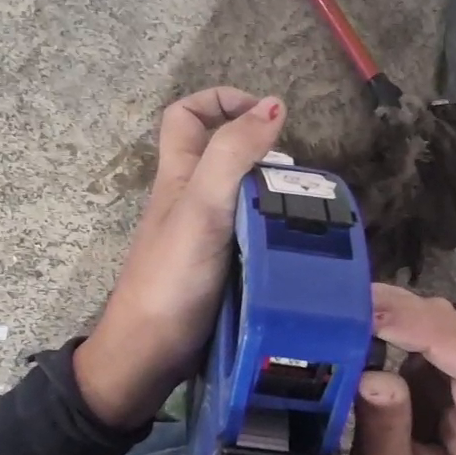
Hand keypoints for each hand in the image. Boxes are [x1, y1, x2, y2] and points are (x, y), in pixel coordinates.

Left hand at [74, 88, 285, 427]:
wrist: (150, 353)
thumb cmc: (171, 276)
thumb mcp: (202, 205)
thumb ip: (232, 155)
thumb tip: (272, 105)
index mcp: (177, 175)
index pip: (185, 115)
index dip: (219, 101)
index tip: (264, 117)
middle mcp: (189, 199)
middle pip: (221, 153)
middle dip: (261, 152)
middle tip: (295, 178)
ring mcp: (204, 235)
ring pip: (240, 196)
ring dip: (274, 195)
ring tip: (306, 214)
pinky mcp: (219, 268)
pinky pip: (251, 235)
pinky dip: (274, 232)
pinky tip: (297, 246)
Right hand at [345, 284, 455, 454]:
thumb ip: (384, 437)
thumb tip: (374, 374)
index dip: (430, 331)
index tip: (375, 312)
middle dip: (412, 313)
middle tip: (348, 301)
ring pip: (452, 332)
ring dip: (404, 314)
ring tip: (350, 308)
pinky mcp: (452, 387)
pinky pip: (432, 342)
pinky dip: (399, 326)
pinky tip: (365, 323)